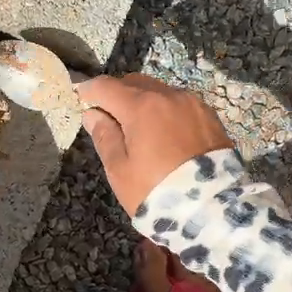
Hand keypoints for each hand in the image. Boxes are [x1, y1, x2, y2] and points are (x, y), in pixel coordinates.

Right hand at [76, 75, 233, 214]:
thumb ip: (104, 136)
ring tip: (137, 128)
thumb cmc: (156, 191)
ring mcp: (192, 104)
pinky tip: (163, 134)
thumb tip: (93, 114)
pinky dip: (165, 111)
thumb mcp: (120, 170)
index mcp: (141, 107)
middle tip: (107, 116)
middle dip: (117, 94)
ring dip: (143, 101)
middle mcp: (168, 96)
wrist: (211, 208)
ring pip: (159, 91)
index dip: (88, 90)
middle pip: (134, 82)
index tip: (79, 96)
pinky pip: (179, 104)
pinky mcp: (209, 116)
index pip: (106, 87)